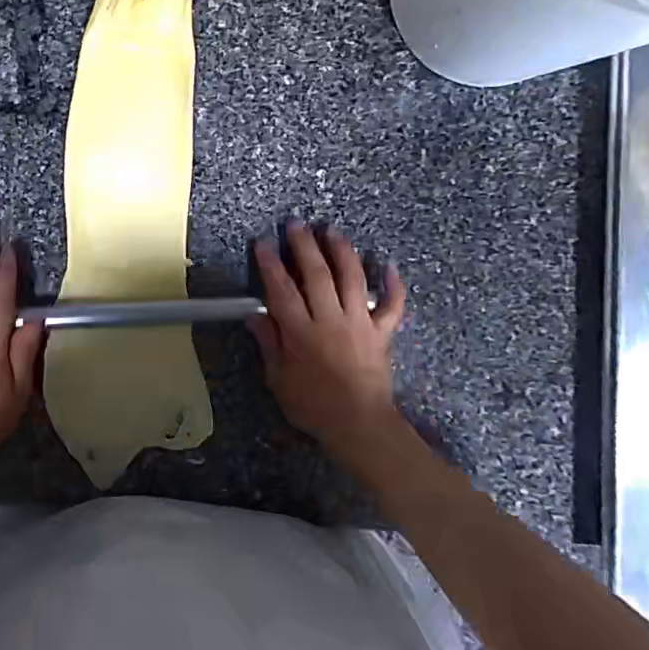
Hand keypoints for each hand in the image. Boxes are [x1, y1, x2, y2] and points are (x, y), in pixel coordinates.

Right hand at [248, 221, 407, 453]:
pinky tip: (388, 264)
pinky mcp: (382, 333)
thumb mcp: (279, 380)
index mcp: (301, 333)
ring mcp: (360, 324)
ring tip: (332, 231)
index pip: (281, 291)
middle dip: (305, 247)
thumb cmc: (313, 406)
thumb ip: (269, 344)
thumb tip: (255, 316)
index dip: (270, 265)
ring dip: (342, 252)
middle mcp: (330, 321)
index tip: (263, 244)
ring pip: (352, 279)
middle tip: (297, 224)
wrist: (360, 425)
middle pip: (316, 275)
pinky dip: (393, 284)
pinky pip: (393, 305)